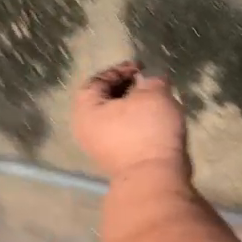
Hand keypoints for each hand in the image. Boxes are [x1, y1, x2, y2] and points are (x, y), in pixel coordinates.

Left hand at [72, 61, 190, 183]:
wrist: (154, 174)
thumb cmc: (148, 130)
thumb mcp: (154, 95)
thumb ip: (152, 82)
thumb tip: (152, 82)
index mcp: (86, 110)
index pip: (96, 82)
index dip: (118, 70)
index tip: (141, 66)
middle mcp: (86, 128)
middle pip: (102, 100)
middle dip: (126, 88)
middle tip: (148, 81)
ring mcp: (100, 145)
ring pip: (114, 116)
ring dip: (133, 105)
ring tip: (156, 99)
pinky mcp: (117, 157)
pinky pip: (124, 131)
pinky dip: (137, 120)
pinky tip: (156, 119)